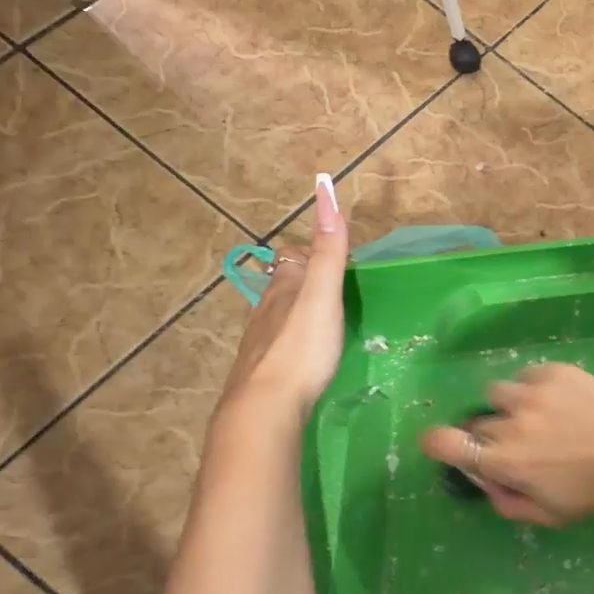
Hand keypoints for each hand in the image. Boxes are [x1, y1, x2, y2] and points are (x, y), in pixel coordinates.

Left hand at [220, 174, 348, 420]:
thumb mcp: (323, 294)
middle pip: (280, 286)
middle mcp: (266, 311)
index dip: (308, 252)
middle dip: (301, 281)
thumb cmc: (301, 348)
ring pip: (276, 317)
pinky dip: (291, 341)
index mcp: (283, 290)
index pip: (291, 258)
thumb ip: (329, 248)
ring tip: (319, 319)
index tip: (332, 256)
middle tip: (330, 286)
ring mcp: (260, 344)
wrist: (266, 407)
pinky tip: (303, 354)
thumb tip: (324, 186)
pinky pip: (277, 346)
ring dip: (295, 312)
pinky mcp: (263, 373)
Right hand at [420, 363, 593, 525]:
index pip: (443, 442)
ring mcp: (532, 392)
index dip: (436, 442)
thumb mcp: (550, 515)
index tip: (446, 444)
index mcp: (503, 460)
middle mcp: (510, 422)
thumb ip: (507, 503)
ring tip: (539, 417)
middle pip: (477, 423)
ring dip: (510, 407)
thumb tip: (485, 482)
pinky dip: (534, 388)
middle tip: (522, 444)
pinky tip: (558, 401)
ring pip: (499, 393)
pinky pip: (527, 375)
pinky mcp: (554, 371)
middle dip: (491, 436)